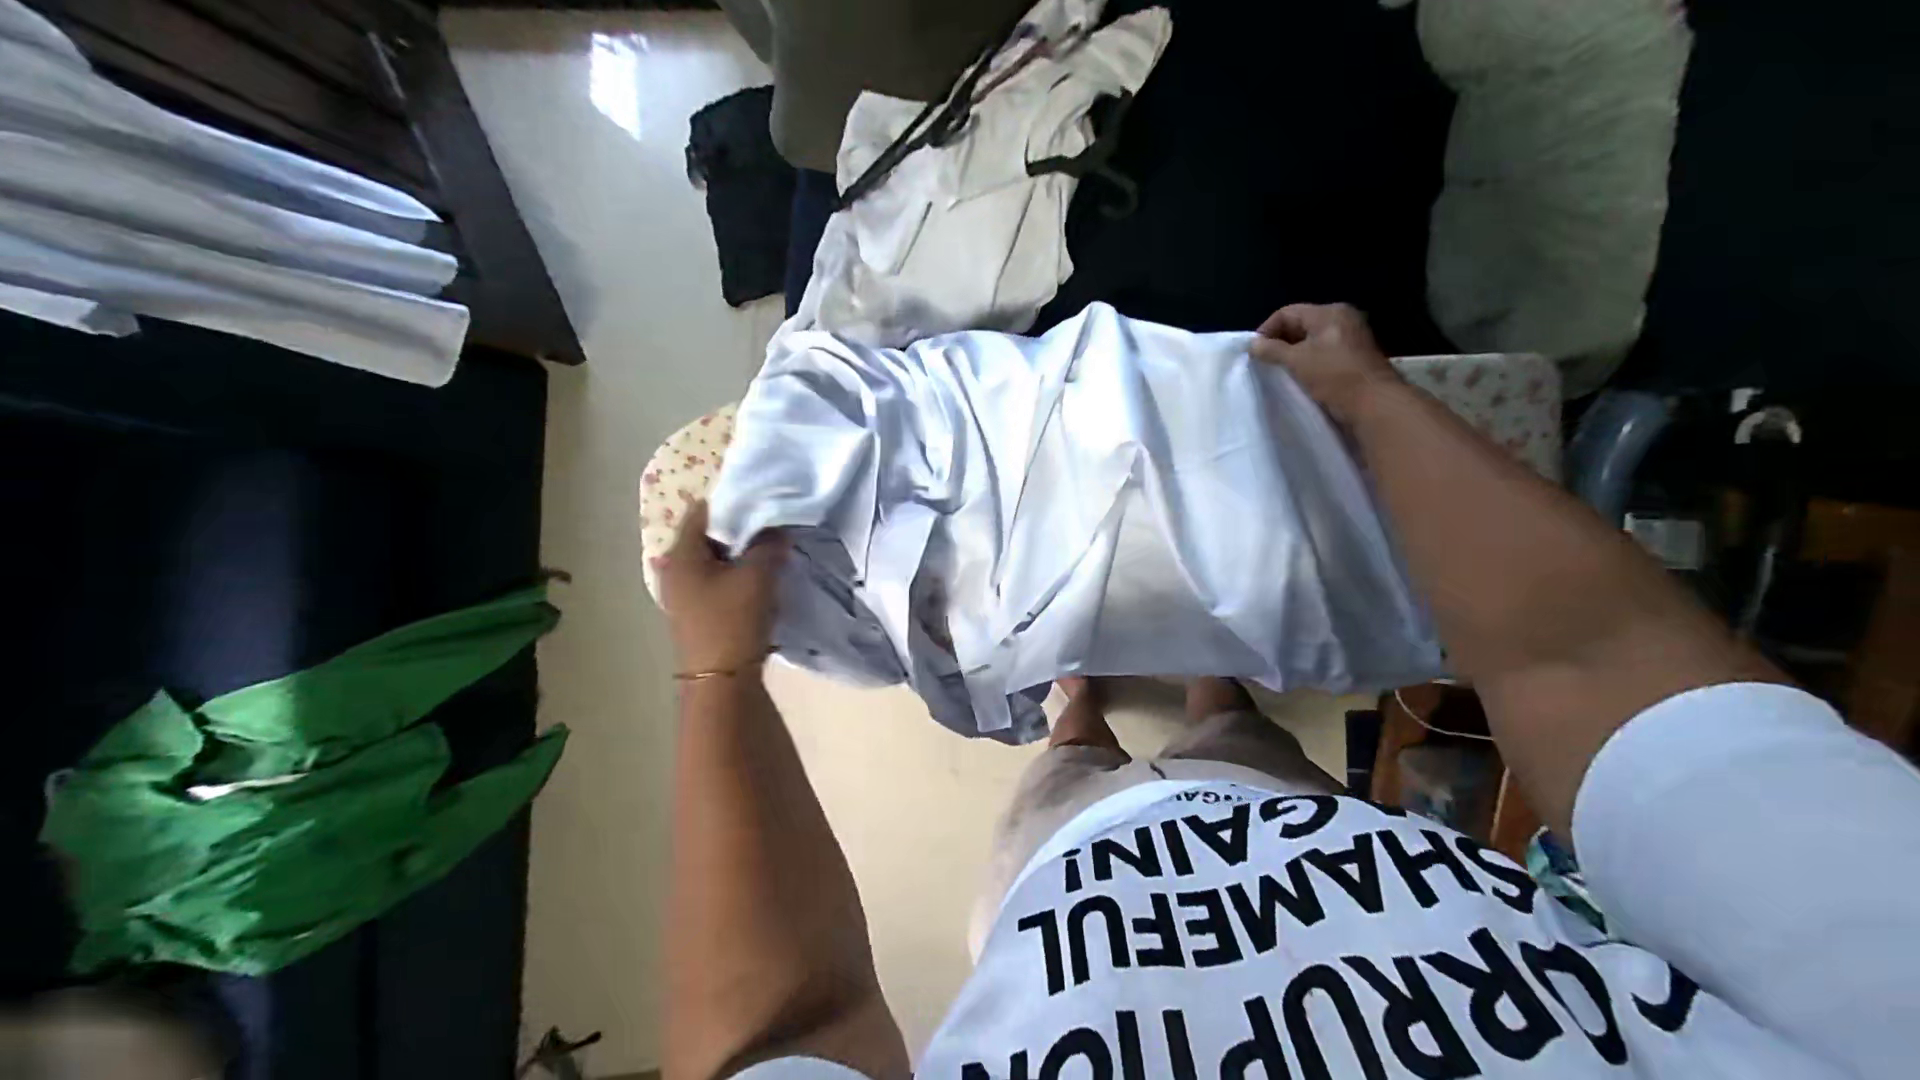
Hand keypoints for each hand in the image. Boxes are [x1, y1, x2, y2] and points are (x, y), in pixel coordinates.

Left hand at [654, 500, 787, 672]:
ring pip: (716, 561)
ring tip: (772, 548)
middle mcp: (676, 571)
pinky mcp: (699, 614)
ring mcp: (686, 595)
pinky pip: (720, 581)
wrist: (723, 682)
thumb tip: (777, 529)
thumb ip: (769, 545)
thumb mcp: (757, 576)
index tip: (761, 497)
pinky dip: (739, 574)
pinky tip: (762, 578)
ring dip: (742, 554)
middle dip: (740, 528)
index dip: (731, 500)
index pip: (702, 511)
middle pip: (709, 536)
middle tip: (772, 521)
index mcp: (681, 555)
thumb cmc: (733, 621)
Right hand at [1251, 303, 1400, 424]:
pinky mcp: (1353, 355)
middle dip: (1279, 341)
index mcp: (1329, 313)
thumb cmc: (1334, 376)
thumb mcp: (1297, 361)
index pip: (1287, 313)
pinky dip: (1307, 360)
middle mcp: (1341, 319)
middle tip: (1263, 362)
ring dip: (1292, 353)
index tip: (1253, 352)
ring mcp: (1350, 337)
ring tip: (1278, 370)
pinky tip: (1298, 375)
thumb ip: (1272, 350)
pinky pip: (1322, 351)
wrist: (1374, 403)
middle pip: (1300, 324)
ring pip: (1311, 339)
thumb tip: (1252, 344)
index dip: (1266, 330)